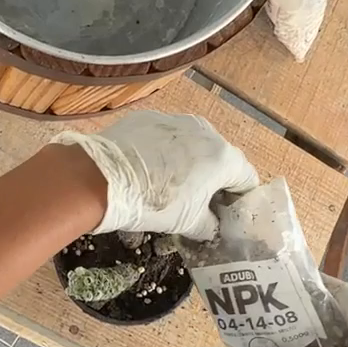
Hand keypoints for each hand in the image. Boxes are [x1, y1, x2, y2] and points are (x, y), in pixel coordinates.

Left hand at [50, 111, 259, 238]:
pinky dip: (163, 152)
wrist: (100, 178)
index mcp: (223, 157)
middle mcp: (205, 131)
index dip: (238, 199)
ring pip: (193, 145)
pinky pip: (166, 137)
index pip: (246, 178)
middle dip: (213, 181)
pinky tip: (146, 170)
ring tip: (168, 186)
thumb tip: (212, 227)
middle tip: (197, 204)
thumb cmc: (152, 203)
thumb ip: (209, 226)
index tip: (226, 213)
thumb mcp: (187, 223)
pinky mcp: (149, 118)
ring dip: (189, 165)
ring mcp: (176, 120)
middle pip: (221, 159)